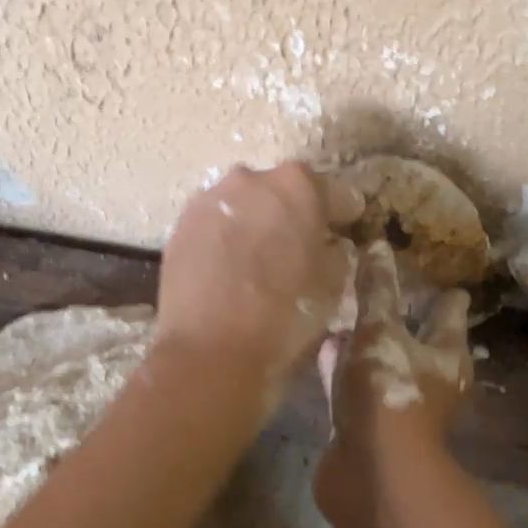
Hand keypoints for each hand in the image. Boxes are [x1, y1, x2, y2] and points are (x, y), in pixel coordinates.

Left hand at [155, 162, 359, 385]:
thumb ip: (335, 252)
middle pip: (282, 191)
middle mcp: (253, 178)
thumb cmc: (285, 314)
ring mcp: (211, 198)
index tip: (346, 228)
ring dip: (256, 222)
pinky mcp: (181, 223)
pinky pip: (215, 223)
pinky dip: (226, 238)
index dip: (342, 214)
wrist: (210, 349)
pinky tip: (230, 268)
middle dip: (293, 213)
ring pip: (244, 204)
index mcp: (300, 185)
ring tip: (259, 259)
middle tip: (299, 245)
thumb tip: (327, 246)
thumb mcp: (333, 284)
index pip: (334, 193)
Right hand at [314, 240, 469, 526]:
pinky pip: (353, 383)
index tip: (441, 275)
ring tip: (345, 312)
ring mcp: (396, 403)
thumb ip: (377, 290)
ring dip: (367, 341)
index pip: (450, 312)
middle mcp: (429, 378)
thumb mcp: (381, 332)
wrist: (372, 474)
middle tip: (384, 285)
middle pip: (418, 338)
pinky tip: (322, 347)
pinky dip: (340, 366)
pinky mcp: (365, 424)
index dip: (446, 294)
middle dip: (402, 315)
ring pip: (382, 361)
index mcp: (448, 354)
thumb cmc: (390, 394)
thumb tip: (378, 243)